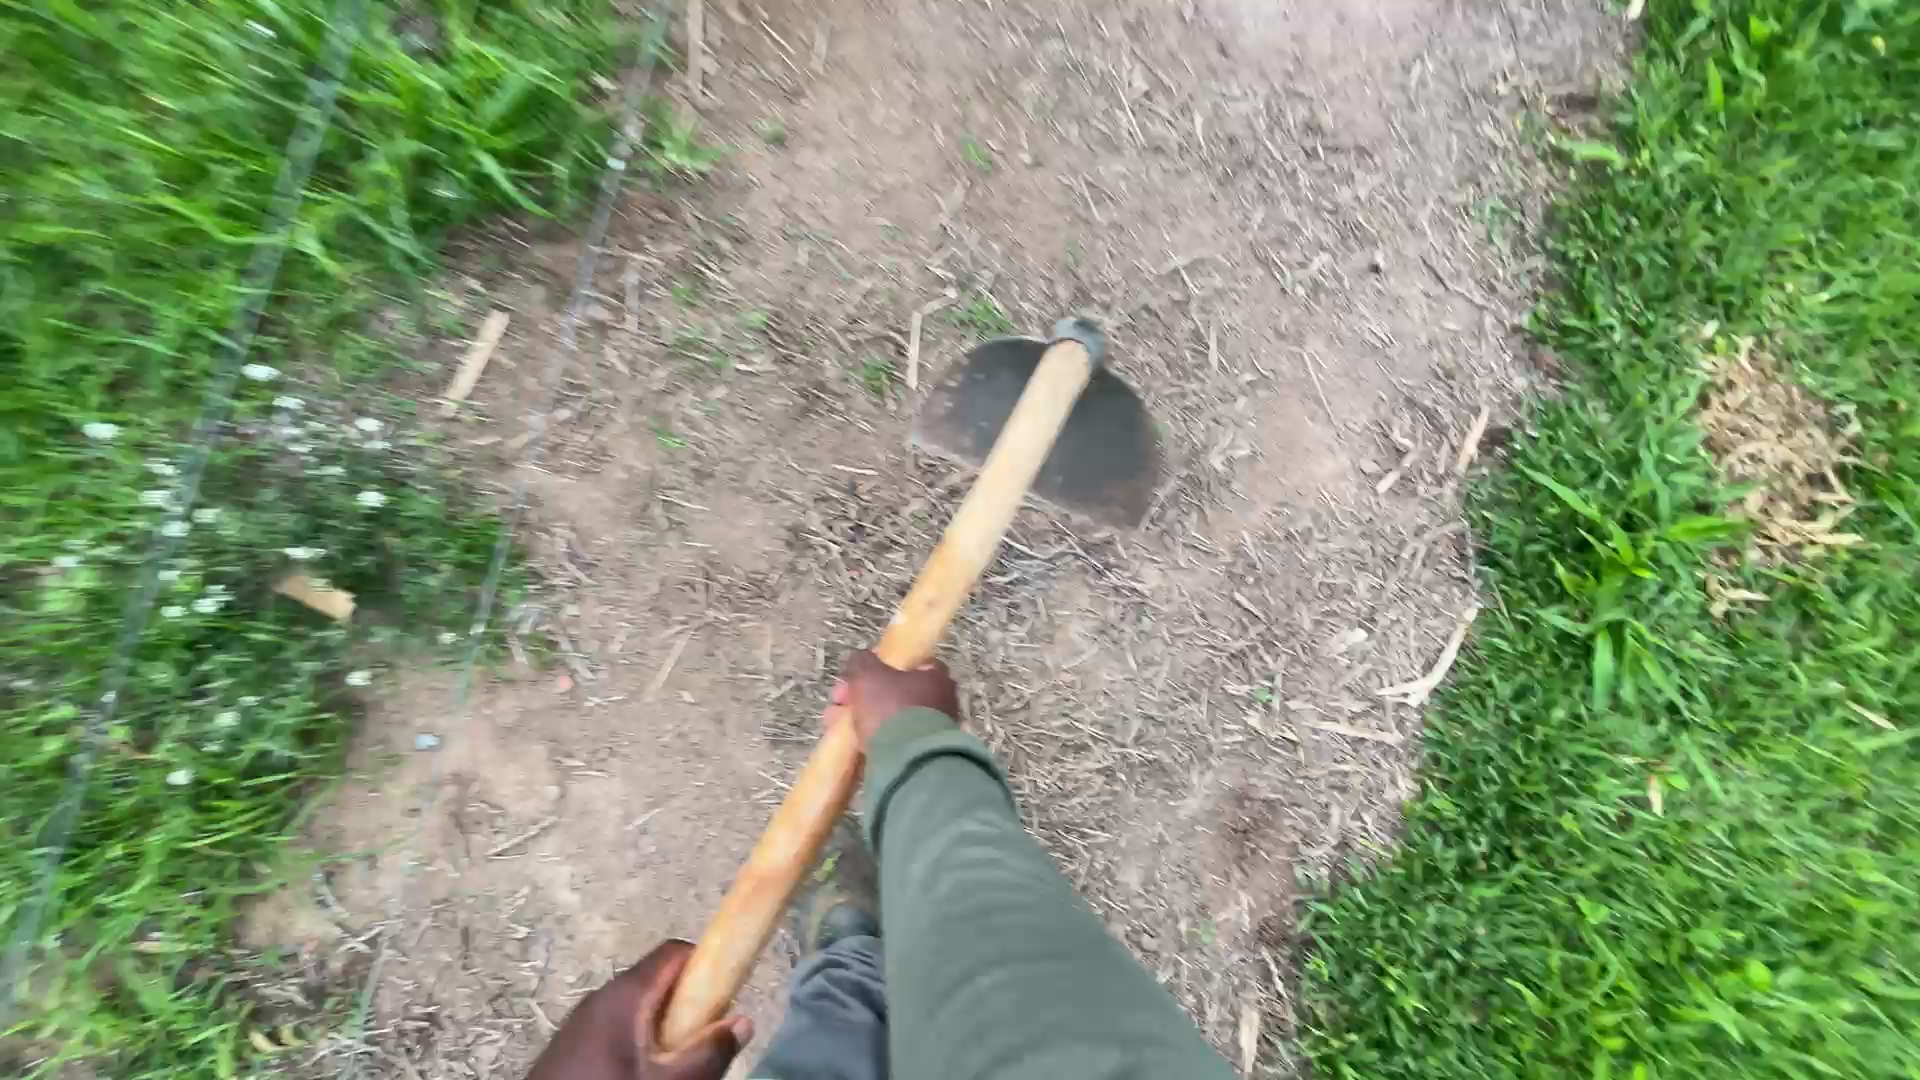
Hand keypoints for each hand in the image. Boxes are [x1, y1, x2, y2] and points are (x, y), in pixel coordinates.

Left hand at [526, 940, 750, 1079]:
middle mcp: (600, 998)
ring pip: (636, 1008)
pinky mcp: (565, 1051)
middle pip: (657, 981)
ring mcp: (577, 1025)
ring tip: (669, 1069)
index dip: (706, 966)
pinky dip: (635, 1044)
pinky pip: (613, 1030)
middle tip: (699, 1043)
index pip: (674, 952)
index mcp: (625, 995)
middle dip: (686, 1005)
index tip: (721, 999)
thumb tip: (743, 1021)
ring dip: (661, 1029)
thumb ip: (709, 1053)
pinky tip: (637, 1077)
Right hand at [829, 649, 961, 747]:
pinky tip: (849, 742)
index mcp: (934, 676)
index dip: (876, 667)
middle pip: (893, 692)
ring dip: (860, 717)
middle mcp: (939, 701)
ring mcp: (931, 730)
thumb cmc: (891, 708)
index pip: (906, 664)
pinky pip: (890, 740)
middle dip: (861, 695)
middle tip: (837, 701)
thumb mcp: (869, 676)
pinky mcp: (920, 755)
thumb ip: (861, 662)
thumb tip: (858, 658)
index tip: (853, 677)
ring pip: (889, 717)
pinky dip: (869, 738)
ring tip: (832, 723)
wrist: (908, 761)